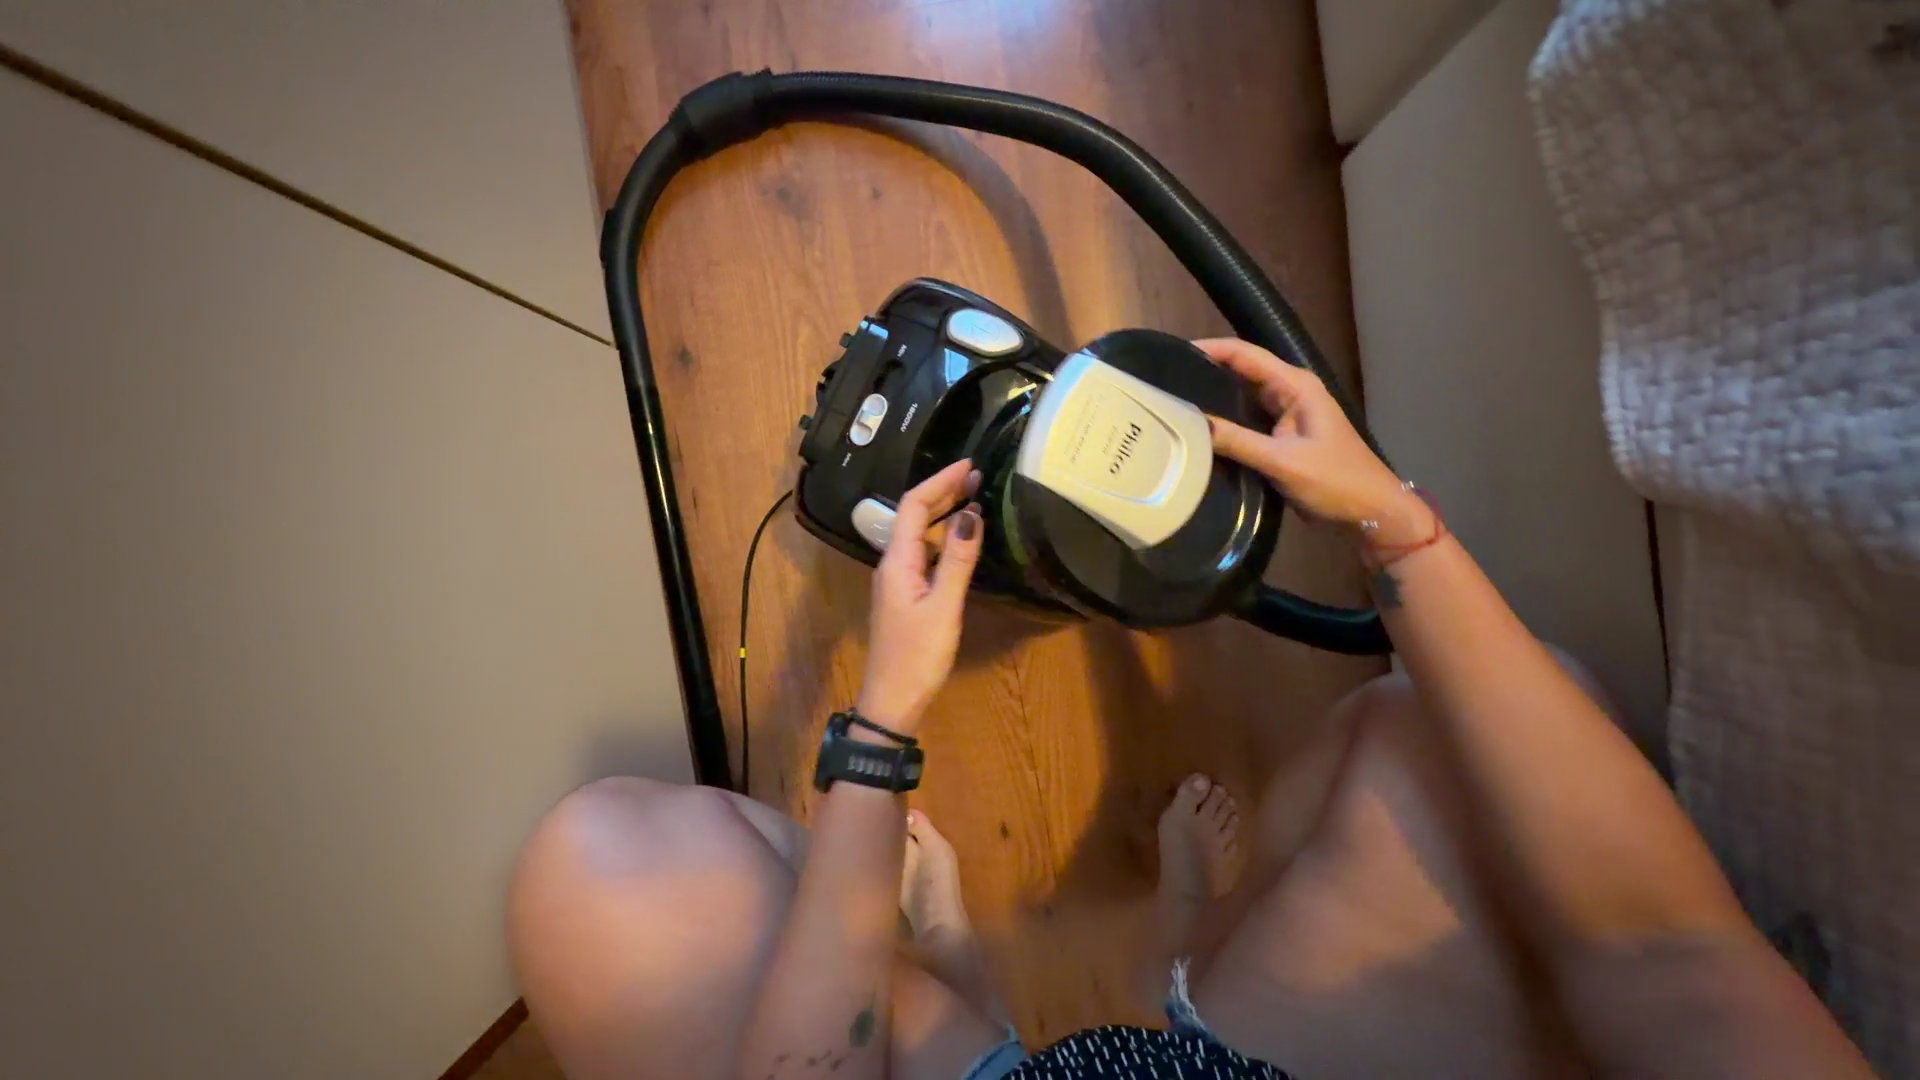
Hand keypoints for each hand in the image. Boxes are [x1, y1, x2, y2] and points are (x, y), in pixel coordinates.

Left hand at [855, 460, 983, 734]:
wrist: (892, 700)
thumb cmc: (918, 656)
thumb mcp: (944, 607)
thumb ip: (959, 560)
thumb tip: (972, 514)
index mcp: (897, 561)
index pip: (914, 506)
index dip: (940, 481)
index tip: (970, 466)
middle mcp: (893, 563)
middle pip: (914, 515)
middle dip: (944, 492)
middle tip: (978, 477)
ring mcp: (898, 579)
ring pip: (920, 534)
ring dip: (945, 514)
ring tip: (975, 499)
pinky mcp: (905, 594)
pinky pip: (924, 554)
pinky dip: (944, 539)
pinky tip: (963, 540)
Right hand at [1197, 338, 1429, 544]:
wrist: (1370, 513)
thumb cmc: (1335, 482)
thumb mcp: (1283, 462)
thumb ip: (1237, 441)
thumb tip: (1192, 423)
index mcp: (1296, 386)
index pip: (1246, 354)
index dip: (1211, 348)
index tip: (1174, 352)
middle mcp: (1290, 393)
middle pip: (1241, 371)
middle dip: (1207, 370)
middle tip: (1166, 380)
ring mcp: (1286, 415)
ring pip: (1242, 396)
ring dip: (1214, 396)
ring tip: (1174, 400)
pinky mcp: (1281, 437)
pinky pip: (1246, 420)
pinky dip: (1225, 421)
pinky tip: (1200, 429)